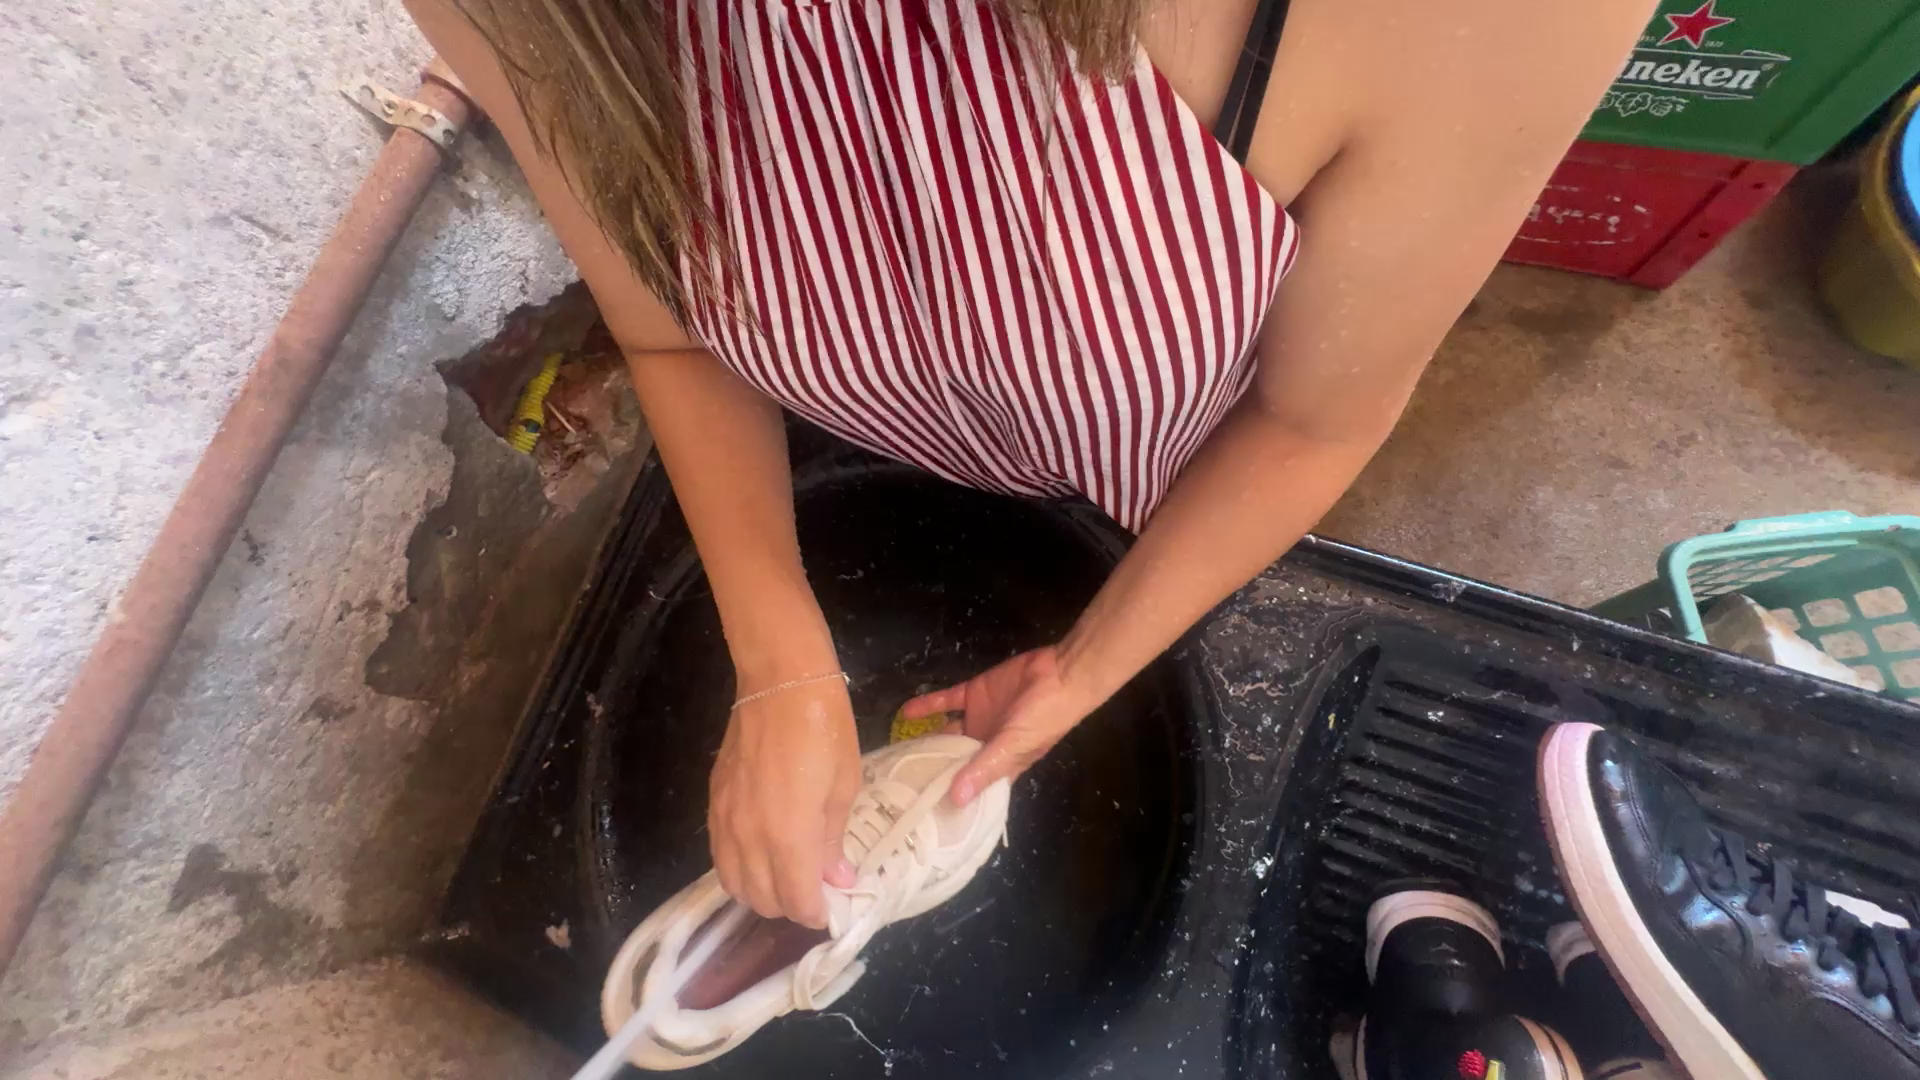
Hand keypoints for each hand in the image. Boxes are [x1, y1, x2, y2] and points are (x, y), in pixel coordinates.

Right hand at [709, 675, 861, 928]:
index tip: (832, 910)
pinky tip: (761, 854)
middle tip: (815, 890)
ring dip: (762, 891)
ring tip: (790, 876)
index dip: (816, 914)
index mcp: (789, 835)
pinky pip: (720, 855)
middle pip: (761, 899)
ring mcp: (725, 820)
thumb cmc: (825, 728)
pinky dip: (739, 868)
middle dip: (790, 905)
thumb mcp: (844, 783)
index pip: (795, 900)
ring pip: (734, 883)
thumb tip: (836, 878)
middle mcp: (749, 837)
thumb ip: (834, 837)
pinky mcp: (713, 801)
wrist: (782, 681)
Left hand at [899, 646, 1101, 807]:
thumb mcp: (1015, 747)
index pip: (970, 788)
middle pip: (951, 761)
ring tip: (894, 750)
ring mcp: (977, 719)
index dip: (949, 798)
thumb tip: (956, 799)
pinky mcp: (973, 694)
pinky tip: (905, 712)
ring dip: (924, 738)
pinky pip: (945, 702)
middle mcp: (984, 746)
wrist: (1058, 674)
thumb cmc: (1043, 718)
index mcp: (998, 766)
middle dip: (929, 769)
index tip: (922, 811)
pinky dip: (927, 706)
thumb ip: (985, 769)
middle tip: (896, 783)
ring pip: (944, 732)